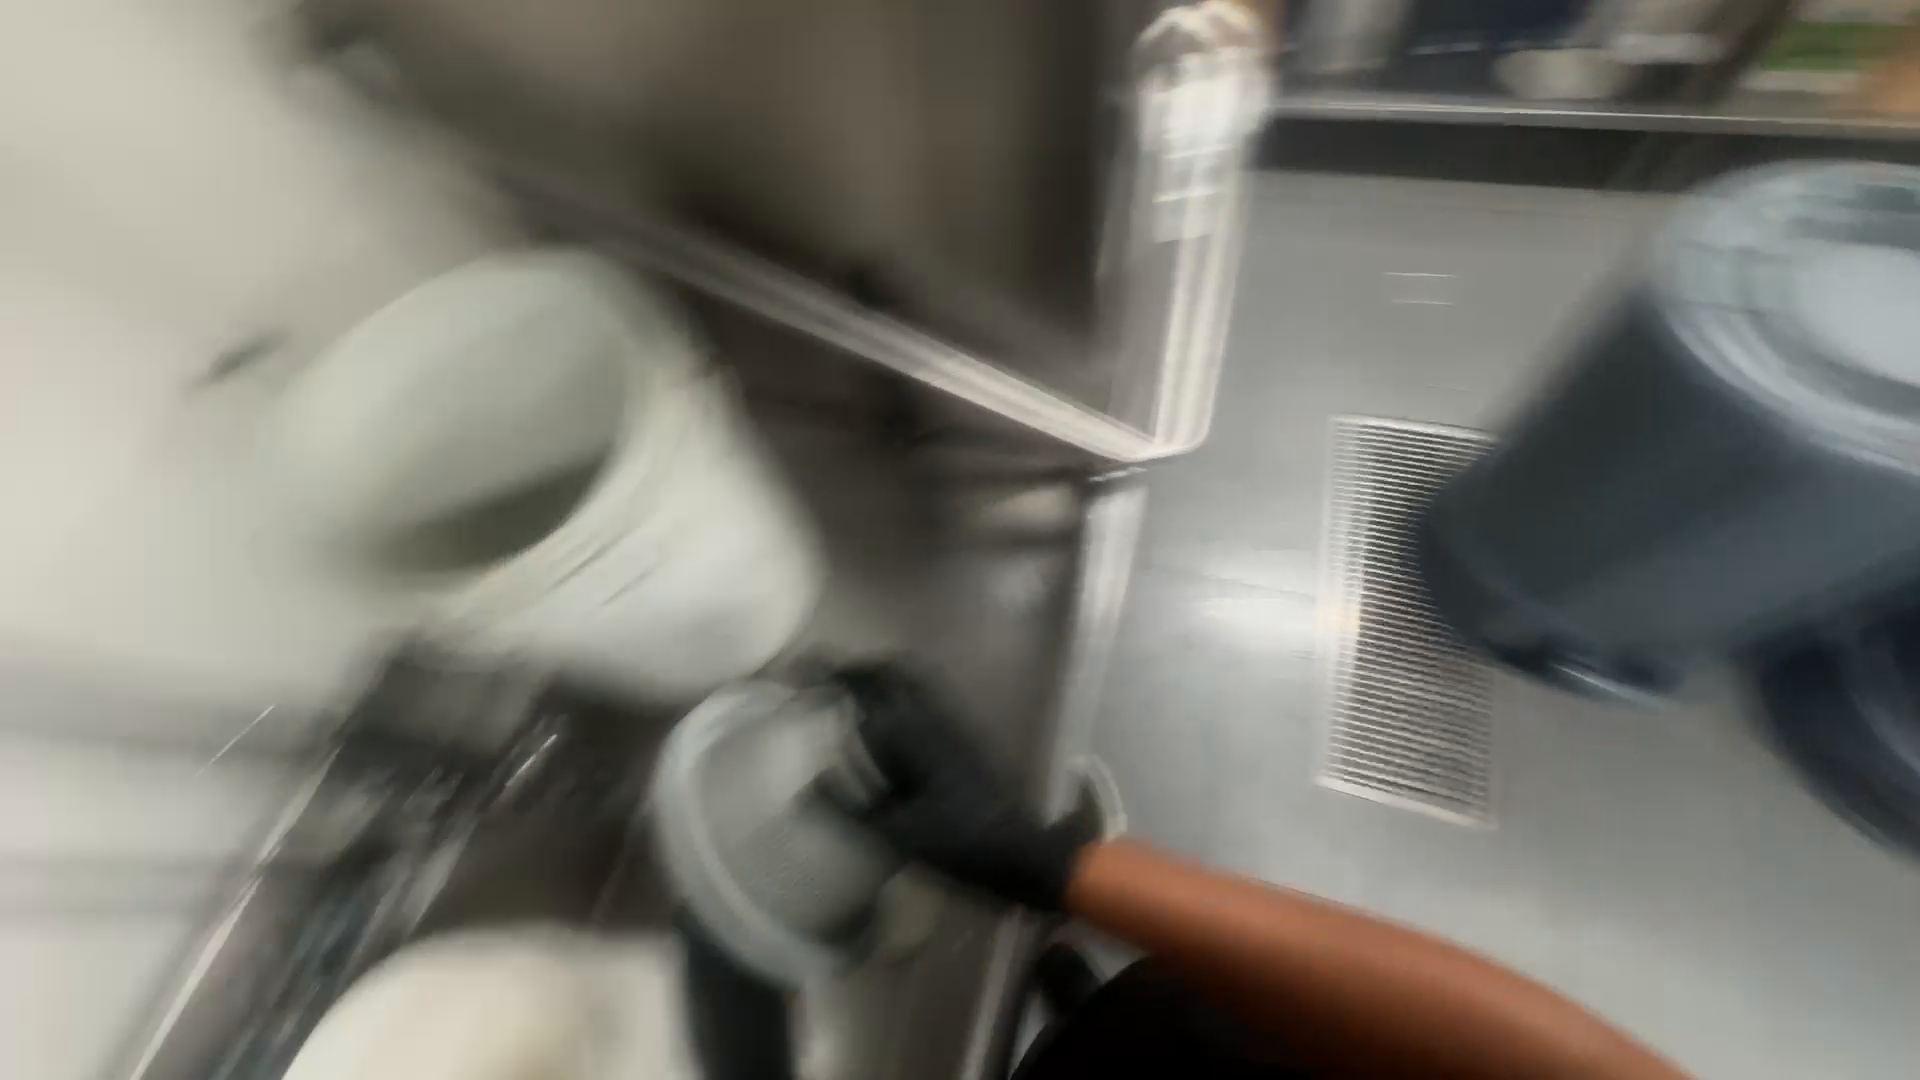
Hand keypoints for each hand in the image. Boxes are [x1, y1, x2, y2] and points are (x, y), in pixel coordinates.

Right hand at [827, 663, 1087, 910]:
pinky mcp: (966, 732)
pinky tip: (889, 723)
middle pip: (890, 669)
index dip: (830, 674)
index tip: (802, 673)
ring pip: (912, 678)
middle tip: (826, 682)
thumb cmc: (955, 842)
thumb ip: (847, 807)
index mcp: (912, 732)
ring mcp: (954, 720)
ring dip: (880, 677)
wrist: (1016, 848)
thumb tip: (808, 783)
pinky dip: (901, 693)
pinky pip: (928, 696)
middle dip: (855, 669)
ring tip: (852, 694)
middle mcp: (933, 714)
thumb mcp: (893, 834)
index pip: (864, 686)